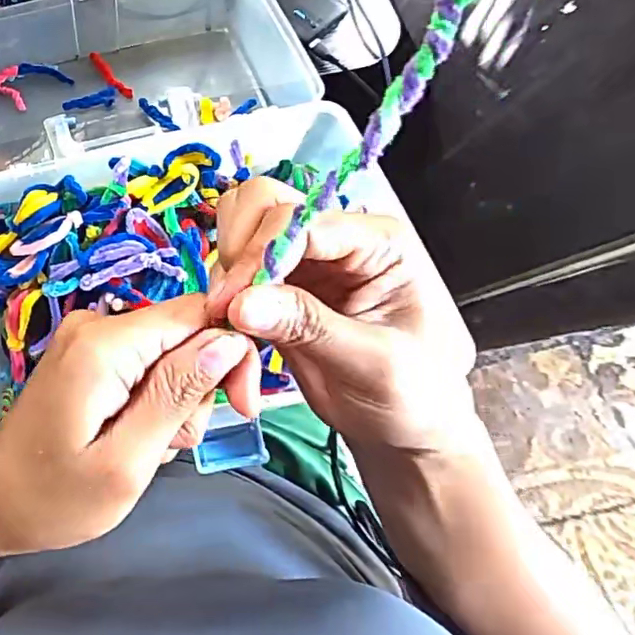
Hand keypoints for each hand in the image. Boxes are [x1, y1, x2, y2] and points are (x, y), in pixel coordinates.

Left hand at [0, 294, 256, 558]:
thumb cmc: (54, 499)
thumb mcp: (126, 461)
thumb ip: (177, 395)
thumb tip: (228, 339)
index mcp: (103, 343)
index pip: (197, 312)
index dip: (231, 353)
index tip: (241, 407)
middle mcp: (96, 324)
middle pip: (185, 333)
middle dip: (197, 388)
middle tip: (174, 444)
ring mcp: (89, 337)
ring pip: (169, 353)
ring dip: (175, 402)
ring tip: (146, 448)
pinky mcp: (88, 354)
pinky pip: (145, 364)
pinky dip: (152, 401)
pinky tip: (132, 436)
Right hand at [205, 178, 481, 453]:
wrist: (404, 431)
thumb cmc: (414, 396)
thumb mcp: (373, 364)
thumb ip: (308, 326)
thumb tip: (242, 303)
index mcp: (379, 242)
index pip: (303, 222)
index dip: (261, 255)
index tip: (233, 301)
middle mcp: (336, 238)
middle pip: (264, 203)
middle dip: (239, 251)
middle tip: (228, 306)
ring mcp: (302, 258)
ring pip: (238, 227)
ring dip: (226, 270)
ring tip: (232, 322)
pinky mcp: (275, 284)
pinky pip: (231, 269)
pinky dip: (221, 296)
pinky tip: (234, 333)